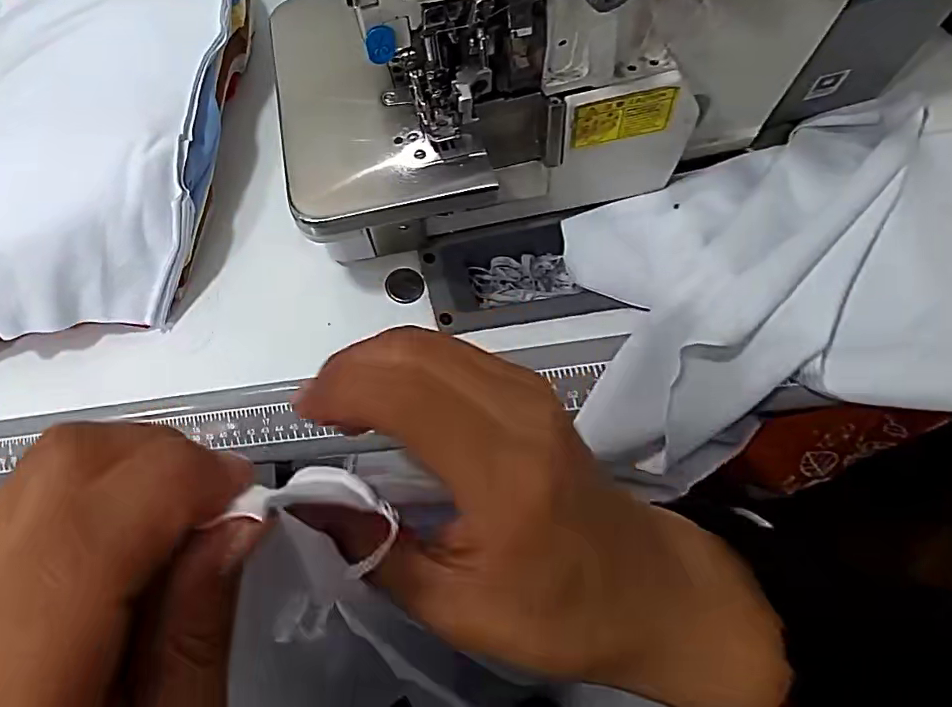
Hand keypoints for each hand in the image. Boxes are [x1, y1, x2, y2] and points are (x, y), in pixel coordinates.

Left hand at [0, 423, 261, 706]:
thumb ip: (194, 636)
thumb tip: (234, 525)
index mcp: (8, 676)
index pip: (98, 513)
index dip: (186, 478)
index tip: (244, 495)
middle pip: (64, 464)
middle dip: (160, 457)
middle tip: (217, 505)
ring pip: (44, 471)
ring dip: (129, 471)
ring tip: (180, 523)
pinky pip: (28, 506)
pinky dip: (94, 498)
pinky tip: (130, 550)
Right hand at [295, 328, 789, 706]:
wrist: (646, 585)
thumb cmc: (554, 609)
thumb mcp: (455, 610)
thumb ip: (375, 552)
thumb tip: (310, 501)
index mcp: (502, 473)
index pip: (408, 397)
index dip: (345, 390)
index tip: (304, 412)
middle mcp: (517, 411)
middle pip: (413, 354)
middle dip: (349, 367)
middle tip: (314, 405)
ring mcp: (526, 387)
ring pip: (428, 342)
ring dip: (372, 359)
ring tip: (339, 398)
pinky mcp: (526, 381)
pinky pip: (448, 350)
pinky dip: (401, 360)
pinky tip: (383, 392)